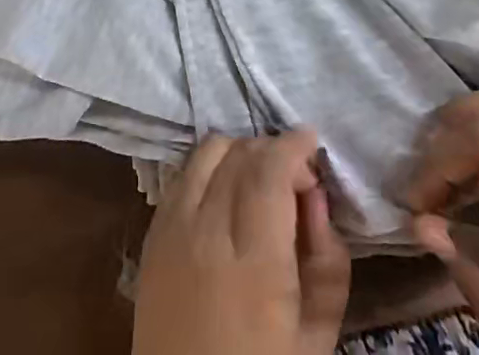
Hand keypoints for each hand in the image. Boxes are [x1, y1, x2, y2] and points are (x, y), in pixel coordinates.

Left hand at [133, 128, 350, 354]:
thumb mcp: (317, 334)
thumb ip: (328, 259)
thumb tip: (316, 195)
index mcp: (253, 260)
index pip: (269, 168)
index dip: (293, 145)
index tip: (312, 144)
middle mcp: (205, 230)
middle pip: (238, 153)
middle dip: (272, 148)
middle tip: (295, 172)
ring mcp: (170, 228)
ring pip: (205, 153)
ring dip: (239, 152)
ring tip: (260, 178)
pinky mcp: (150, 235)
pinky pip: (181, 176)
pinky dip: (209, 168)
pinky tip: (225, 192)